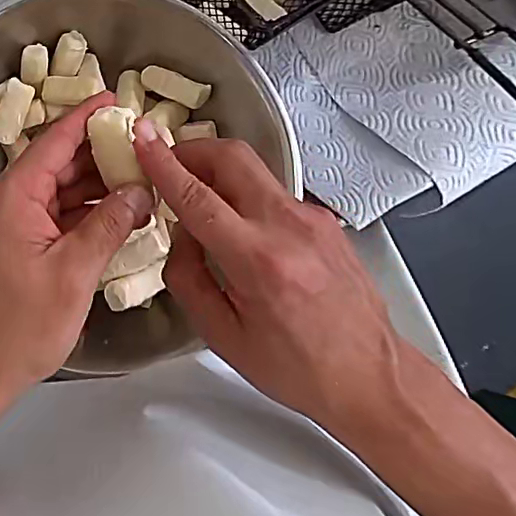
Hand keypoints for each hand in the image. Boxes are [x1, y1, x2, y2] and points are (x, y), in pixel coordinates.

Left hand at [0, 91, 154, 412]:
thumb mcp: (73, 274)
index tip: (116, 98)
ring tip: (141, 181)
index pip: (55, 141)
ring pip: (59, 190)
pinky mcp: (16, 245)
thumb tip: (140, 191)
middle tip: (142, 147)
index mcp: (14, 196)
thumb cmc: (17, 328)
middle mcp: (8, 200)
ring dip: (96, 187)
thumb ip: (108, 225)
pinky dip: (85, 213)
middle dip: (101, 154)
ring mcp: (10, 223)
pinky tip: (117, 215)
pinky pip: (54, 215)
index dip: (87, 117)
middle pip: (59, 163)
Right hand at [133, 119, 406, 434]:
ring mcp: (312, 218)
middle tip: (168, 165)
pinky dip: (243, 195)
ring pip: (252, 169)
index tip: (142, 138)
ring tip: (199, 200)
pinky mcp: (324, 219)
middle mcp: (289, 227)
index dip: (163, 162)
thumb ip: (188, 277)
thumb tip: (178, 234)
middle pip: (231, 157)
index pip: (197, 196)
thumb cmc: (300, 368)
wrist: (373, 377)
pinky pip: (271, 191)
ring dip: (216, 172)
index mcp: (259, 261)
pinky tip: (239, 227)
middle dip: (191, 150)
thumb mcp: (223, 335)